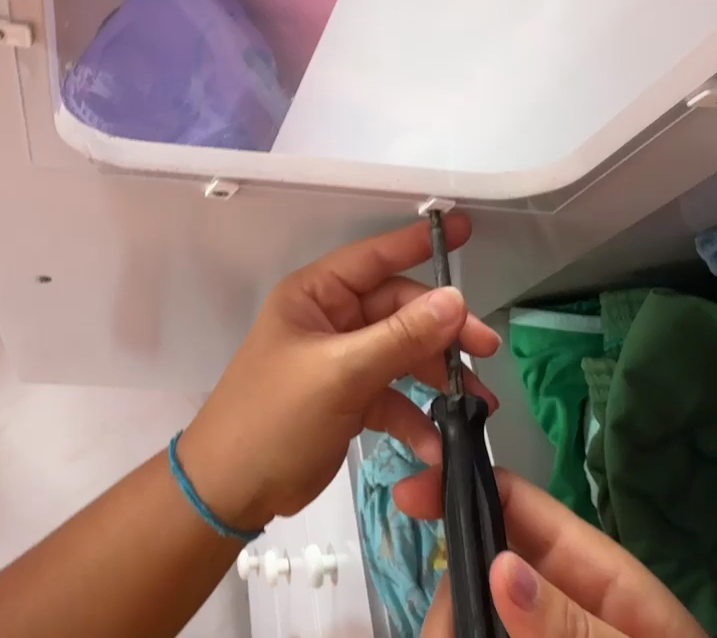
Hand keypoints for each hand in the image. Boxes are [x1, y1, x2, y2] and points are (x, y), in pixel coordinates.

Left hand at [175, 214, 500, 530]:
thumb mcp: (340, 373)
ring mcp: (340, 360)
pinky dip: (414, 416)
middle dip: (442, 331)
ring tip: (476, 404)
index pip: (374, 257)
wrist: (231, 487)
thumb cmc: (274, 416)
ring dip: (437, 376)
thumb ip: (400, 336)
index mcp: (316, 295)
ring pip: (402, 353)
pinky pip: (392, 396)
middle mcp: (330, 320)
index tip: (463, 229)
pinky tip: (433, 444)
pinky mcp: (348, 399)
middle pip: (399, 310)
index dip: (417, 242)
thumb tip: (454, 299)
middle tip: (485, 351)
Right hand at [395, 468, 705, 637]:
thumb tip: (499, 566)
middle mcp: (557, 597)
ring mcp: (530, 627)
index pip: (520, 503)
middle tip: (445, 635)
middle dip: (451, 595)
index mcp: (595, 572)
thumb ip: (572, 624)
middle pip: (478, 563)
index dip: (463, 486)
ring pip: (466, 612)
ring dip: (450, 628)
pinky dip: (456, 635)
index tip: (409, 497)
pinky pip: (471, 632)